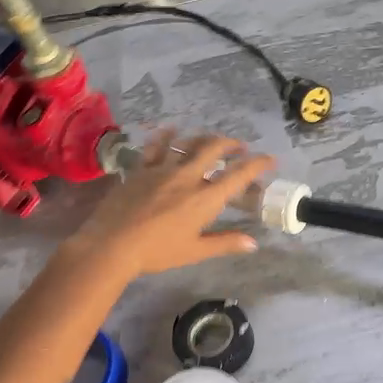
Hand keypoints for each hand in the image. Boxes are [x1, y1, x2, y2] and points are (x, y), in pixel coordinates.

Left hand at [64, 132, 275, 279]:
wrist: (112, 244)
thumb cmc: (157, 252)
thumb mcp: (195, 251)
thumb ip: (225, 243)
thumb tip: (253, 243)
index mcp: (205, 198)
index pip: (239, 175)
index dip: (258, 164)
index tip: (270, 159)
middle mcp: (188, 177)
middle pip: (214, 149)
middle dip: (231, 144)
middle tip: (240, 146)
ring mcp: (162, 169)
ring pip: (187, 143)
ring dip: (203, 137)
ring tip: (210, 139)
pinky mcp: (140, 168)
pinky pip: (156, 145)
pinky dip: (166, 135)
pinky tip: (171, 129)